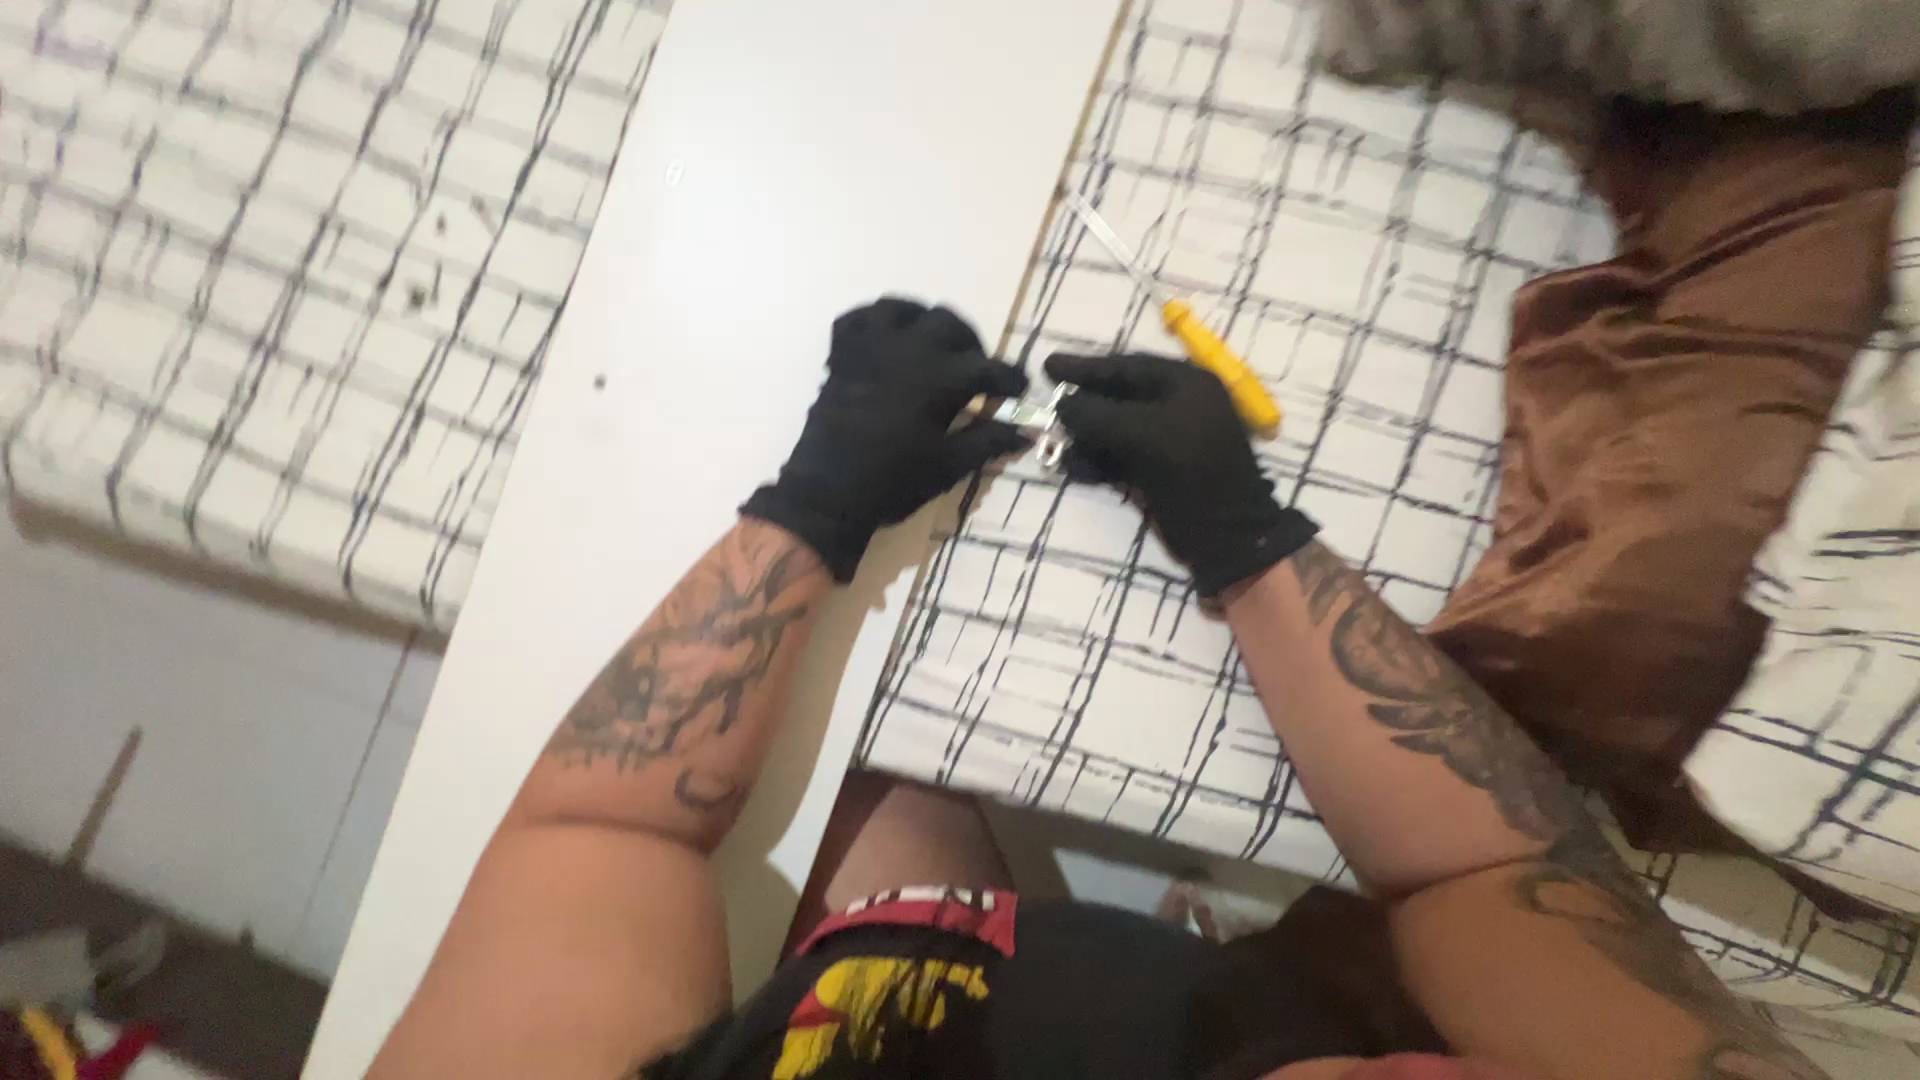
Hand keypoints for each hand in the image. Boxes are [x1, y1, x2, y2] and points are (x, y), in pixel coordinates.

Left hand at [742, 298, 1031, 580]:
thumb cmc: (895, 481)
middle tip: (976, 369)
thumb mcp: (950, 465)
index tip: (1019, 391)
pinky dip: (873, 323)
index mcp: (940, 377)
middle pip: (948, 323)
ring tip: (932, 344)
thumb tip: (1024, 433)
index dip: (1009, 379)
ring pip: (902, 309)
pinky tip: (885, 341)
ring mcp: (870, 348)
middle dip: (970, 343)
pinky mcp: (842, 356)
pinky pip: (856, 320)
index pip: (987, 368)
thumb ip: (989, 442)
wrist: (830, 493)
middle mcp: (908, 350)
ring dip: (923, 321)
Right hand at [1046, 352, 1316, 596]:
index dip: (1086, 366)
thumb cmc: (1194, 470)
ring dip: (1084, 436)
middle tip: (1047, 405)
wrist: (1225, 532)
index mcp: (1186, 384)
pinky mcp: (1158, 471)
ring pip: (1115, 429)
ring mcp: (1168, 441)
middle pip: (1119, 396)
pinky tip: (1072, 467)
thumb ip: (1099, 416)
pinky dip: (1095, 461)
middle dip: (1083, 404)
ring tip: (1054, 442)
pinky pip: (1119, 457)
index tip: (1048, 366)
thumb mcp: (1144, 434)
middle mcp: (1178, 406)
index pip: (1127, 365)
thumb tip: (1062, 405)